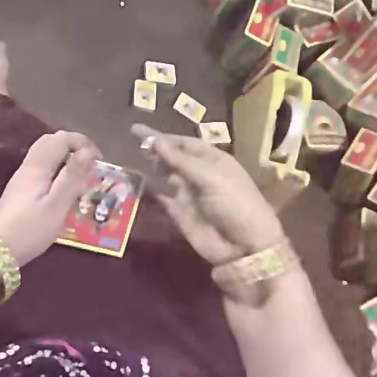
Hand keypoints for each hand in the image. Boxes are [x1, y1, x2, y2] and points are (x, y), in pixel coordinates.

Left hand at [0, 131, 102, 264]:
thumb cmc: (30, 229)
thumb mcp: (56, 205)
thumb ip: (72, 177)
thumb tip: (88, 152)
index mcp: (38, 167)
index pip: (61, 139)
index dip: (82, 143)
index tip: (99, 160)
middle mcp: (28, 168)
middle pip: (50, 143)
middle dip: (73, 147)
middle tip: (91, 165)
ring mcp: (21, 180)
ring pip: (45, 157)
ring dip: (65, 160)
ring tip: (81, 178)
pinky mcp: (19, 193)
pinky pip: (42, 171)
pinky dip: (57, 172)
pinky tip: (64, 191)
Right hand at [132, 124, 284, 266]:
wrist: (243, 245)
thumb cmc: (234, 203)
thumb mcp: (210, 176)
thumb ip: (180, 160)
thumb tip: (156, 141)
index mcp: (213, 160)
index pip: (185, 143)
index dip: (164, 137)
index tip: (138, 131)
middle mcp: (200, 174)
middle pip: (174, 157)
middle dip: (156, 149)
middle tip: (133, 143)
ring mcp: (189, 194)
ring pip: (167, 175)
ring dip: (153, 167)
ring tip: (133, 158)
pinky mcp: (180, 212)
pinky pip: (162, 198)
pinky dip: (150, 190)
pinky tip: (137, 182)